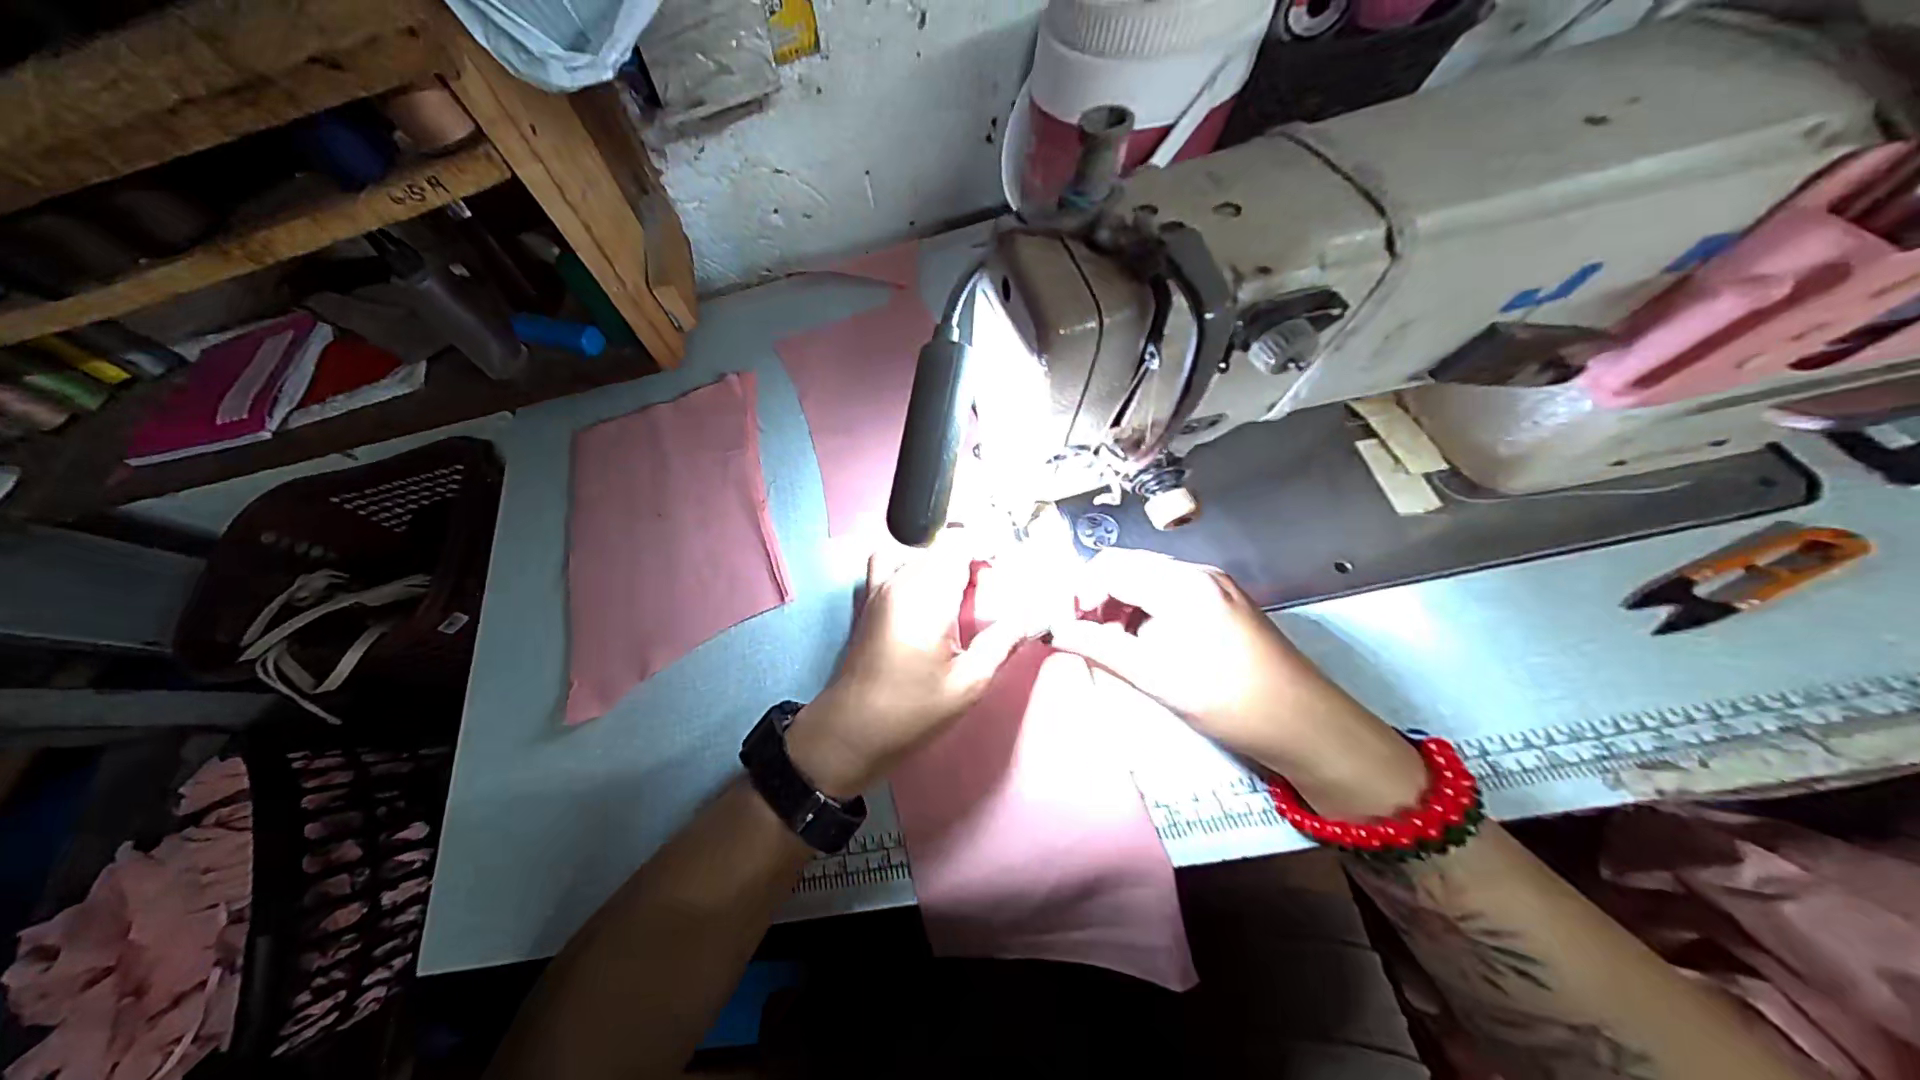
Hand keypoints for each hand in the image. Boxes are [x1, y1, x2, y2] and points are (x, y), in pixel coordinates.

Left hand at [787, 537, 1032, 796]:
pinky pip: (892, 562)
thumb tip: (1032, 618)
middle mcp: (900, 579)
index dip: (990, 548)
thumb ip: (1003, 642)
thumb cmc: (910, 711)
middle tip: (992, 598)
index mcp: (926, 595)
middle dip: (974, 561)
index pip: (961, 540)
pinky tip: (926, 596)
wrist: (850, 731)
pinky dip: (914, 566)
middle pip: (944, 544)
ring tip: (961, 597)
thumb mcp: (968, 683)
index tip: (1007, 575)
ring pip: (921, 551)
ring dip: (946, 564)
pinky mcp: (868, 599)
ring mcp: (880, 586)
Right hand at [1049, 549, 1425, 818]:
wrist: (1307, 726)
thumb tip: (1052, 630)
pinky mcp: (1223, 604)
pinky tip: (1141, 643)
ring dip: (1119, 606)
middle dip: (1097, 598)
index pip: (1109, 567)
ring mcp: (1214, 586)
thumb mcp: (1155, 676)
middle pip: (1128, 569)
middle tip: (1081, 635)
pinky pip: (1169, 595)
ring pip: (1147, 582)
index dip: (1078, 593)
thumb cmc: (1229, 701)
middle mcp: (1198, 573)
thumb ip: (1099, 647)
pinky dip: (1145, 613)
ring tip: (1108, 643)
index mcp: (1182, 583)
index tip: (1066, 627)